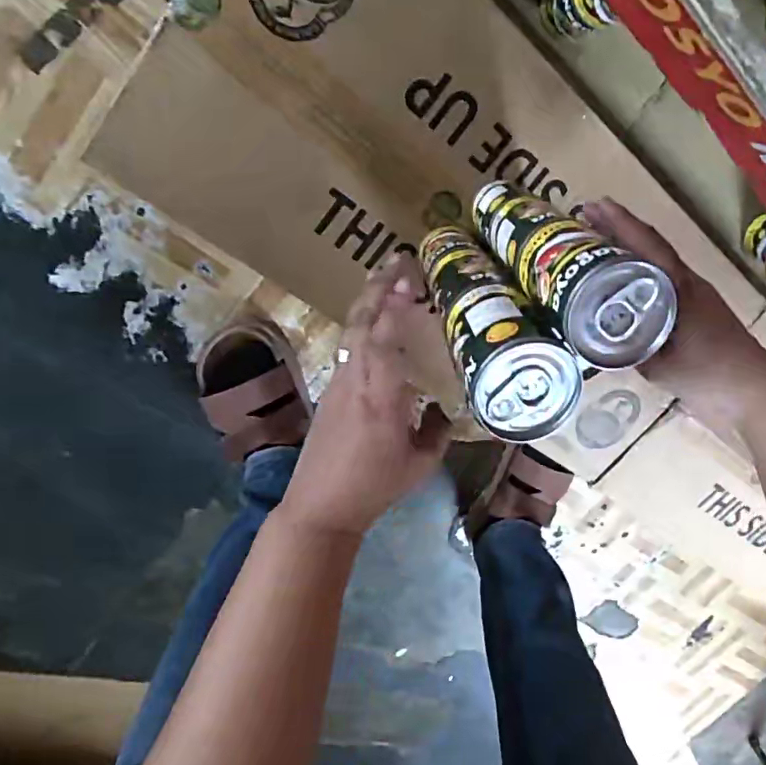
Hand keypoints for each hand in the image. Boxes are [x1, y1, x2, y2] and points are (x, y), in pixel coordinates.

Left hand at [281, 255, 451, 536]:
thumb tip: (445, 405)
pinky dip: (363, 322)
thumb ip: (438, 429)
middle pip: (362, 323)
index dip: (396, 307)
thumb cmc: (375, 486)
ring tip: (386, 275)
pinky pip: (348, 345)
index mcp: (380, 397)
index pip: (384, 341)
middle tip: (399, 259)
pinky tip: (375, 317)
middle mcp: (355, 380)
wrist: (319, 506)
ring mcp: (338, 382)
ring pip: (351, 330)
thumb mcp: (420, 463)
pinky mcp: (330, 389)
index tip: (410, 279)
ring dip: (369, 299)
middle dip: (379, 287)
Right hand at [583, 198, 765, 435]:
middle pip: (649, 251)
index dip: (620, 223)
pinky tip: (620, 296)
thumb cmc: (712, 376)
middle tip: (584, 225)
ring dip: (627, 258)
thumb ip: (629, 352)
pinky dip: (636, 284)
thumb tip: (595, 343)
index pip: (648, 245)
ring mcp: (694, 304)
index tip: (593, 205)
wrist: (757, 397)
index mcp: (681, 288)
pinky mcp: (696, 322)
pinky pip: (659, 292)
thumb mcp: (662, 366)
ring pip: (653, 271)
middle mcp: (688, 288)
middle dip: (617, 234)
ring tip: (594, 255)